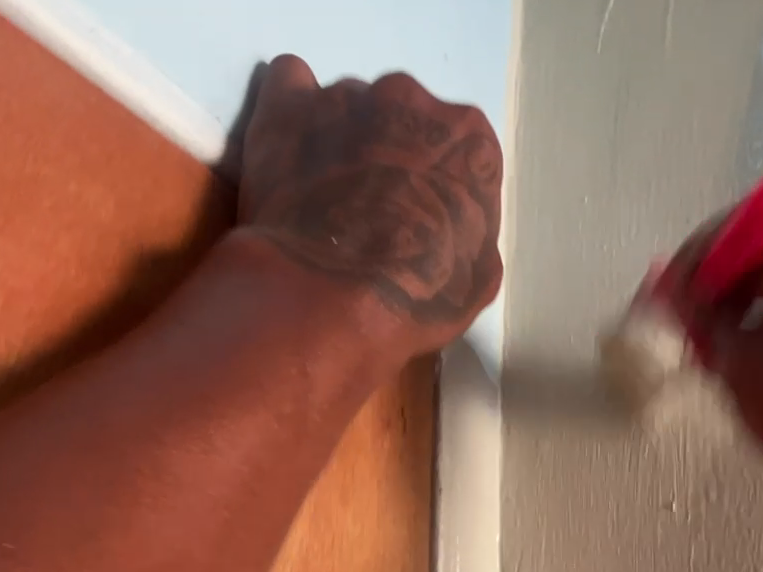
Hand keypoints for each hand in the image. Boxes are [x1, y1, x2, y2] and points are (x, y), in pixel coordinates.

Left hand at [232, 55, 503, 358]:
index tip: (421, 212)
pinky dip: (293, 114)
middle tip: (371, 207)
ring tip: (323, 195)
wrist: (330, 297)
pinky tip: (289, 156)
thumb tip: (457, 230)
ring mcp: (347, 94)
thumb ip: (471, 233)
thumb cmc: (416, 295)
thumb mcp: (475, 279)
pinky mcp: (287, 103)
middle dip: (389, 153)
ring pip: (349, 106)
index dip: (437, 182)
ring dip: (341, 139)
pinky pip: (290, 84)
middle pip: (403, 117)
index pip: (461, 149)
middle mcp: (412, 98)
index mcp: (470, 139)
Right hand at [658, 225, 762, 496]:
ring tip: (716, 354)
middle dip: (722, 292)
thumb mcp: (741, 368)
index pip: (746, 236)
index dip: (697, 264)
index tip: (667, 292)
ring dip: (748, 312)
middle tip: (687, 328)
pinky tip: (756, 364)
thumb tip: (663, 283)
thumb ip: (698, 316)